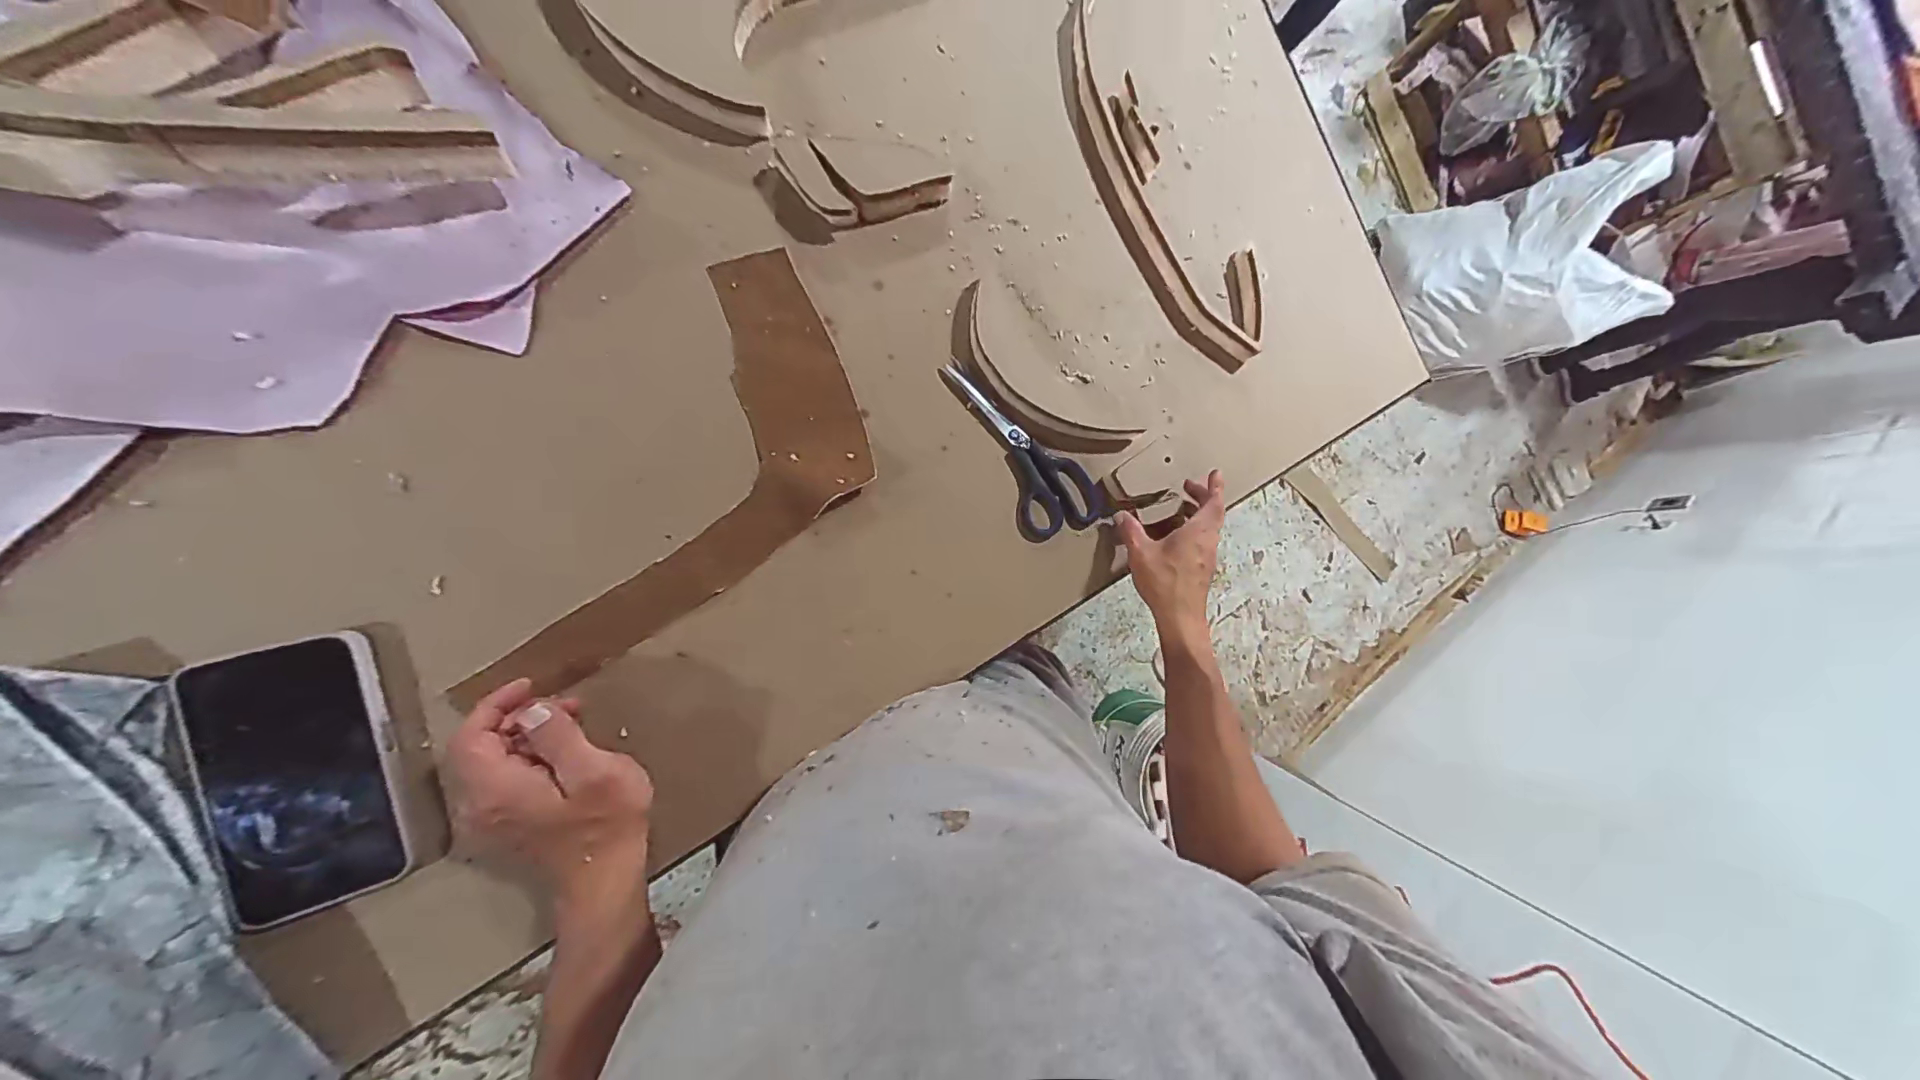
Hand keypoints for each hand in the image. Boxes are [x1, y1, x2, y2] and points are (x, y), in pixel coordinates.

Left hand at [446, 678, 654, 924]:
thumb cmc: (606, 824)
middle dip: (519, 717)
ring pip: (495, 762)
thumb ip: (559, 737)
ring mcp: (492, 819)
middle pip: (480, 747)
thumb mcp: (594, 771)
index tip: (531, 686)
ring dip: (528, 735)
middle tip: (566, 705)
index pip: (470, 736)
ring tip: (573, 722)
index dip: (496, 705)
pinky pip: (507, 778)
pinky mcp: (510, 824)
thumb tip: (532, 711)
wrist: (604, 881)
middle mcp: (481, 805)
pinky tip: (567, 752)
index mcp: (496, 789)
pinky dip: (530, 755)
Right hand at [1116, 469, 1225, 639]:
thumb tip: (1122, 516)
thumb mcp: (1140, 553)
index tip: (1214, 474)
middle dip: (1203, 497)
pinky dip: (1194, 530)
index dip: (1214, 486)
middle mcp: (1208, 542)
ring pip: (1209, 528)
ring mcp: (1207, 556)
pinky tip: (1176, 537)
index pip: (1213, 502)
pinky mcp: (1202, 569)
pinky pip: (1203, 541)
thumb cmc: (1165, 585)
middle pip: (1213, 513)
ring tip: (1182, 510)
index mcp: (1198, 532)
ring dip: (1199, 514)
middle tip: (1190, 488)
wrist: (1180, 616)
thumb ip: (1130, 531)